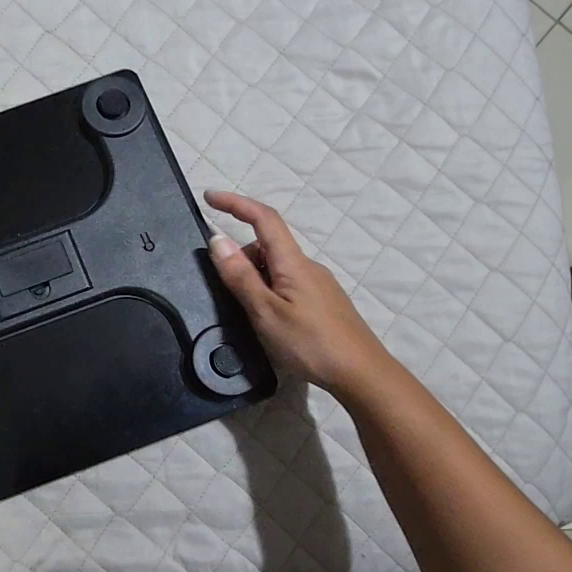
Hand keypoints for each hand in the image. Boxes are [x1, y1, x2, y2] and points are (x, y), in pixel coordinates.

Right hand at [203, 189, 391, 395]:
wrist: (361, 374)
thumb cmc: (311, 343)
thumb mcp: (265, 312)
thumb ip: (240, 276)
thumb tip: (217, 239)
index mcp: (292, 263)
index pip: (263, 219)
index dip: (236, 203)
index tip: (209, 197)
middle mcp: (307, 266)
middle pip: (267, 245)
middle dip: (240, 255)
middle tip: (223, 288)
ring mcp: (318, 285)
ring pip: (276, 267)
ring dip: (253, 277)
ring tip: (245, 312)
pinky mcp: (322, 303)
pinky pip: (286, 284)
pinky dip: (267, 290)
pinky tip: (267, 319)